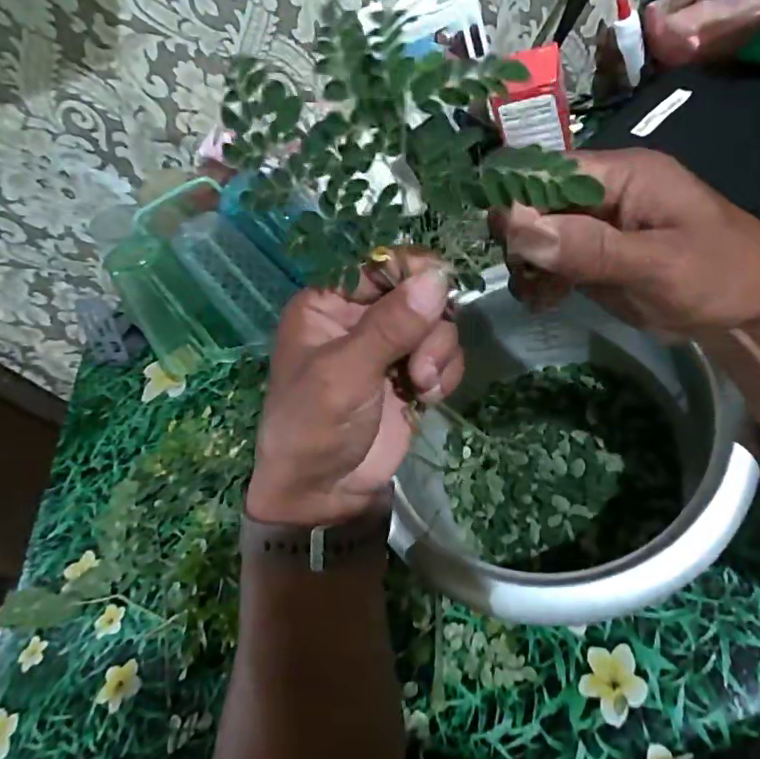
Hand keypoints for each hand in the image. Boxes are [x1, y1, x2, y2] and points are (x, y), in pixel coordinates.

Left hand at [246, 250, 464, 527]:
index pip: (380, 264)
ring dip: (440, 353)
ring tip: (423, 386)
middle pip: (419, 291)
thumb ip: (391, 326)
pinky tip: (429, 397)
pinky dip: (446, 372)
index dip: (414, 272)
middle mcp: (361, 317)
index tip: (441, 289)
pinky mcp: (413, 374)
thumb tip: (438, 277)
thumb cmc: (313, 427)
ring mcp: (390, 346)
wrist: (322, 495)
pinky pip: (446, 354)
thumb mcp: (345, 373)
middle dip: (430, 326)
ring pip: (438, 323)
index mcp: (330, 303)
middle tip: (422, 363)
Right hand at [493, 148, 759, 337]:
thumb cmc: (719, 277)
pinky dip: (544, 280)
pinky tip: (544, 302)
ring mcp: (602, 227)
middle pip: (540, 202)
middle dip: (522, 237)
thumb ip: (589, 247)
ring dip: (529, 263)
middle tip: (522, 276)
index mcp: (624, 173)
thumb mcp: (656, 263)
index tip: (504, 241)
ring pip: (542, 234)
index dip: (520, 199)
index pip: (553, 172)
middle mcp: (607, 193)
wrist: (754, 318)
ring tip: (535, 295)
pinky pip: (557, 261)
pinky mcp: (600, 258)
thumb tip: (517, 226)